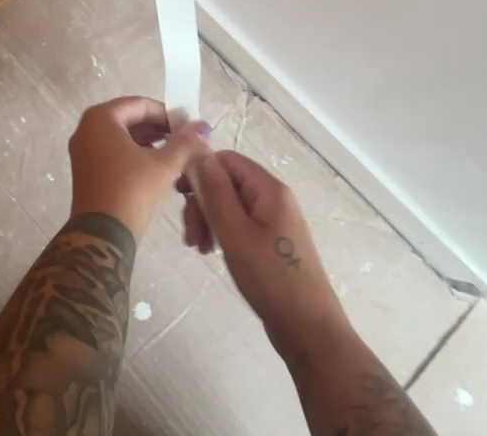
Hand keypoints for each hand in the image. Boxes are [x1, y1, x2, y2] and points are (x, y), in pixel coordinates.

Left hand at [68, 97, 210, 237]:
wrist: (102, 234)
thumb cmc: (132, 190)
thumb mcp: (164, 164)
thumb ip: (184, 142)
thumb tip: (202, 125)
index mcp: (100, 118)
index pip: (139, 105)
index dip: (167, 113)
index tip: (189, 126)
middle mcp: (86, 128)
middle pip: (128, 118)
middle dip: (158, 128)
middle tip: (185, 140)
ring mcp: (83, 149)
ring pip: (121, 136)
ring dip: (148, 141)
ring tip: (176, 153)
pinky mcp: (85, 168)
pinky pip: (112, 151)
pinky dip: (134, 154)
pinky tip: (156, 166)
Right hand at [183, 150, 351, 358]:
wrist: (309, 330)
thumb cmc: (270, 278)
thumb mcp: (234, 231)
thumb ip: (215, 190)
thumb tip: (199, 155)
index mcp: (269, 189)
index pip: (226, 159)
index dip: (199, 171)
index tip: (178, 195)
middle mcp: (274, 199)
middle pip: (226, 183)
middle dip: (202, 203)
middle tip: (190, 235)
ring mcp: (275, 221)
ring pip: (230, 205)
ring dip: (208, 220)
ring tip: (199, 249)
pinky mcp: (273, 242)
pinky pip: (240, 224)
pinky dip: (222, 233)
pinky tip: (213, 253)